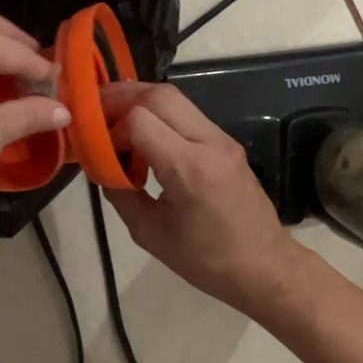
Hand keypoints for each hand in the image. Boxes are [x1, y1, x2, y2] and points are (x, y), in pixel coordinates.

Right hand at [100, 82, 301, 307]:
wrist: (265, 268)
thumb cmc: (206, 260)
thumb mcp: (149, 233)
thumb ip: (119, 192)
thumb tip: (99, 165)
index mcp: (189, 169)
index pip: (139, 119)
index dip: (111, 127)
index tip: (100, 148)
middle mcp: (209, 143)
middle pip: (158, 94)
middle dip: (122, 98)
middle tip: (97, 115)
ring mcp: (222, 139)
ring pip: (173, 97)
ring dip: (139, 101)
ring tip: (115, 121)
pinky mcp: (225, 142)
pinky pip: (185, 113)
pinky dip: (157, 113)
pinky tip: (142, 135)